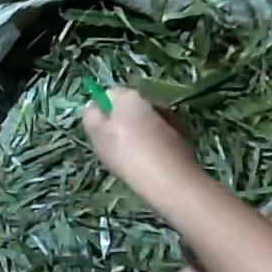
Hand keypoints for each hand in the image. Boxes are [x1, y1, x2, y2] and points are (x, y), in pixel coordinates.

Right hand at [82, 86, 199, 198]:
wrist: (168, 177)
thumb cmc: (126, 153)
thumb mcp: (96, 133)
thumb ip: (90, 115)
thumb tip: (94, 106)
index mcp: (129, 96)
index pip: (109, 93)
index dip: (101, 110)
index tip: (99, 131)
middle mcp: (151, 100)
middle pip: (128, 108)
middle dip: (120, 122)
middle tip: (112, 146)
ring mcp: (169, 117)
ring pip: (145, 122)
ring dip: (137, 133)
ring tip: (132, 157)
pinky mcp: (181, 135)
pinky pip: (159, 135)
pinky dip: (152, 144)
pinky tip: (148, 162)